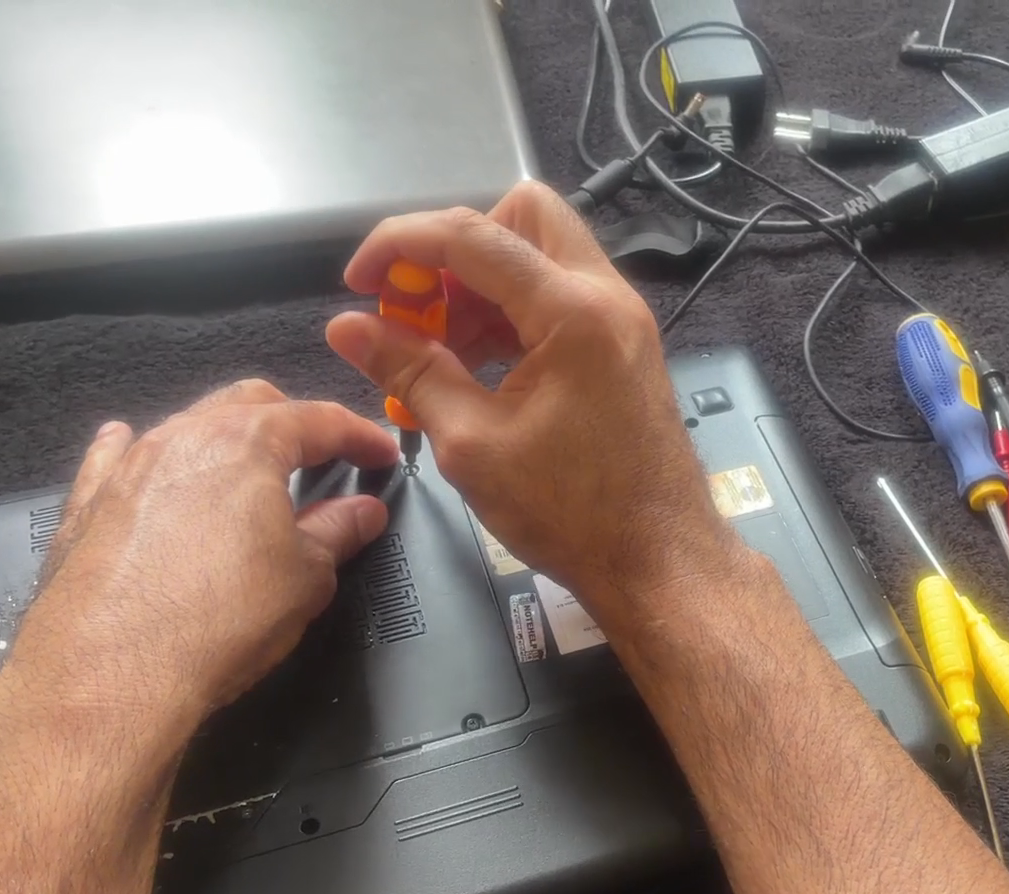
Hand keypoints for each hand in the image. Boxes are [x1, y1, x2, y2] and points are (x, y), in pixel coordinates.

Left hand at [0, 380, 397, 779]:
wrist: (109, 678)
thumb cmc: (222, 618)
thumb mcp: (309, 574)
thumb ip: (340, 530)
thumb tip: (364, 511)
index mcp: (245, 444)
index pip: (319, 420)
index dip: (362, 435)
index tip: (384, 455)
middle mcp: (181, 439)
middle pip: (250, 404)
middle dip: (298, 422)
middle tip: (331, 456)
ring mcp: (125, 469)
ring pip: (190, 425)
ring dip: (235, 439)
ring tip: (260, 467)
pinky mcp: (84, 508)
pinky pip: (120, 460)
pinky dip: (150, 453)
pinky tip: (146, 453)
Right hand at [324, 182, 741, 613]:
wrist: (660, 559)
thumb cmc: (573, 514)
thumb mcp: (474, 444)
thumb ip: (410, 372)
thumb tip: (348, 327)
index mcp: (574, 312)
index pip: (471, 234)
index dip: (399, 244)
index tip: (359, 282)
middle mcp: (610, 299)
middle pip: (526, 217)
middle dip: (459, 248)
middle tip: (421, 307)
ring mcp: (626, 325)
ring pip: (546, 260)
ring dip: (485, 288)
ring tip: (441, 352)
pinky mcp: (628, 352)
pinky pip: (565, 303)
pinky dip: (518, 317)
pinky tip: (483, 369)